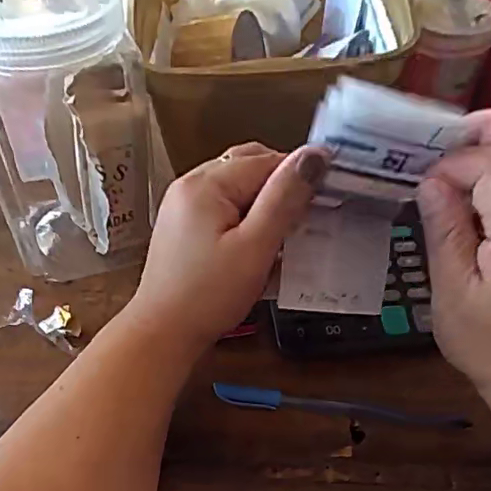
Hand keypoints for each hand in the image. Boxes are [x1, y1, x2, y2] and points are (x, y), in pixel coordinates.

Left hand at [122, 142, 328, 349]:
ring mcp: (182, 208)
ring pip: (236, 190)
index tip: (327, 198)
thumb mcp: (254, 248)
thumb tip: (314, 157)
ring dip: (264, 205)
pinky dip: (245, 220)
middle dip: (281, 187)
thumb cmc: (208, 296)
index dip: (299, 176)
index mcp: (206, 184)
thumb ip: (284, 200)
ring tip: (284, 236)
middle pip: (248, 167)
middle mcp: (190, 186)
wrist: (163, 334)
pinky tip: (258, 247)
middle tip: (308, 217)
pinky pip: (222, 210)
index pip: (266, 160)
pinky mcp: (183, 230)